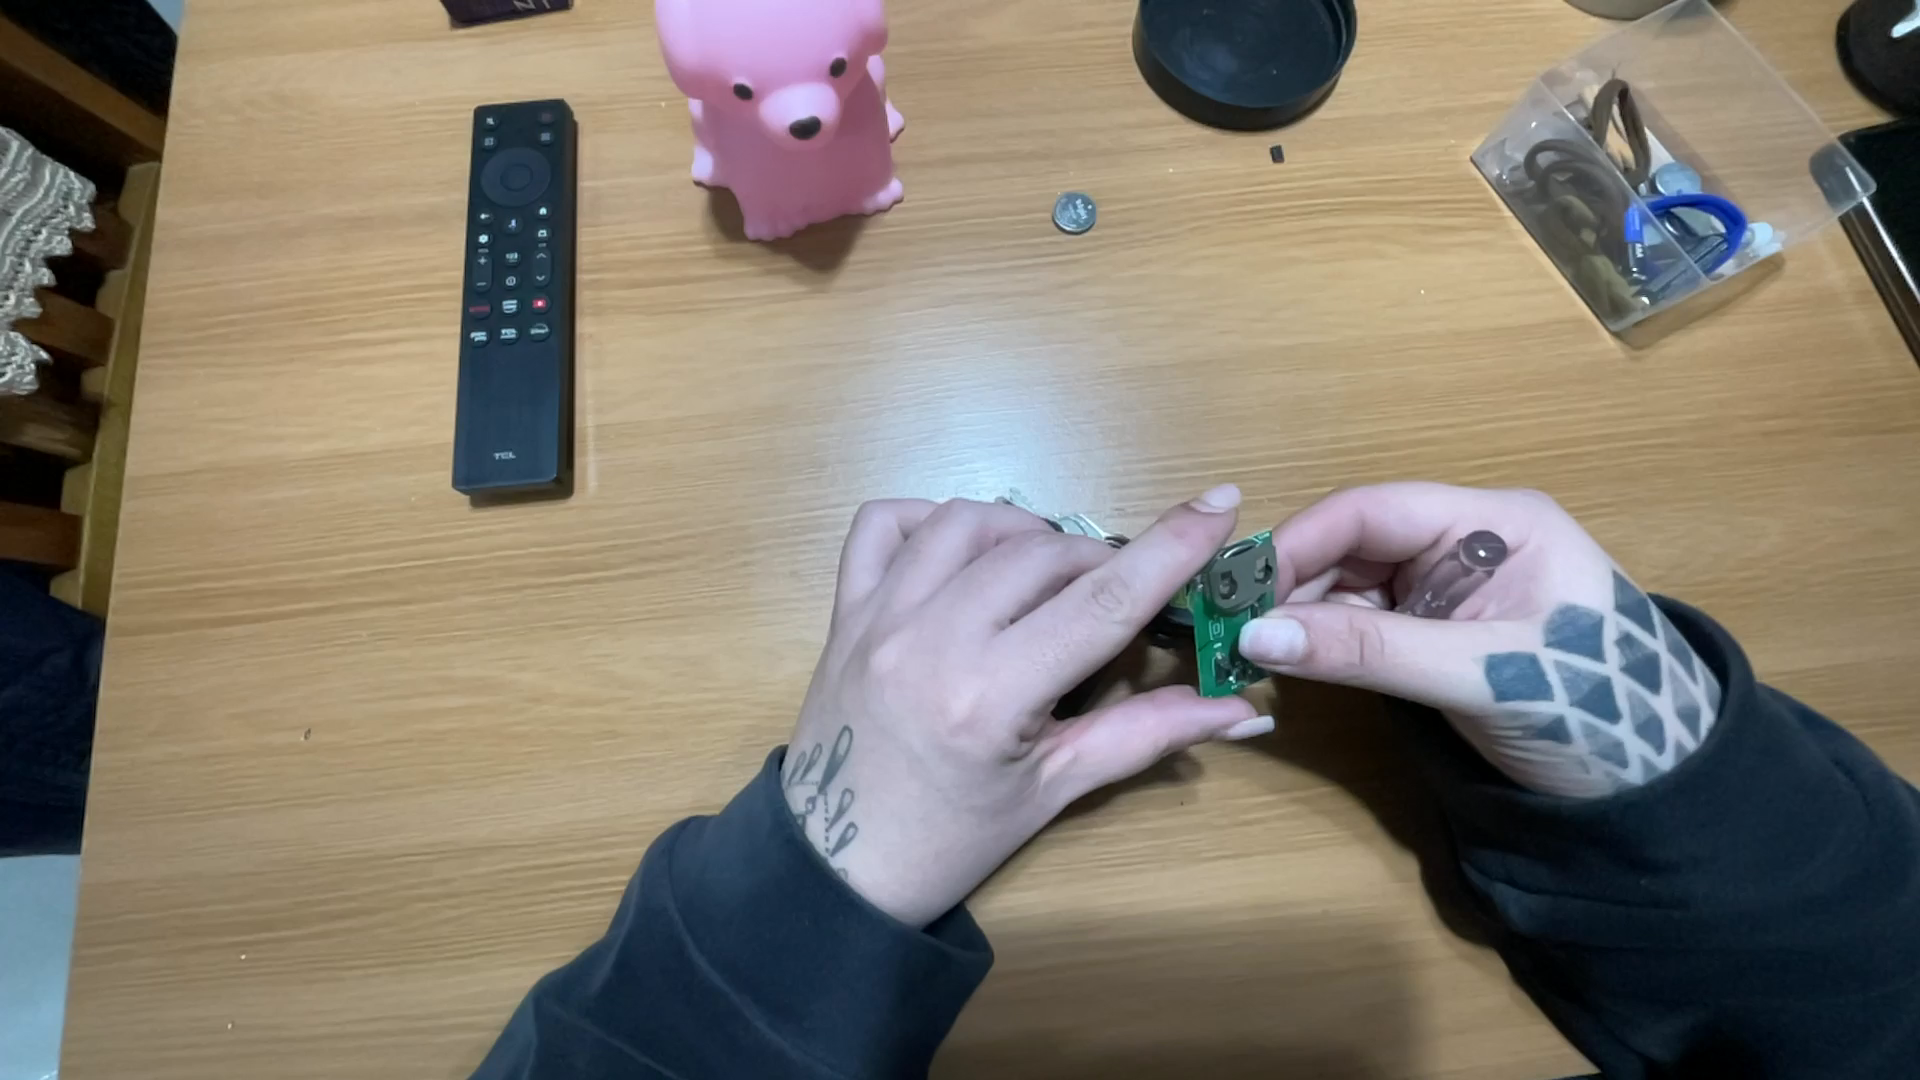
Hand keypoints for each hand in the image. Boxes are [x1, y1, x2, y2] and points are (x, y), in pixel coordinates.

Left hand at [784, 487, 1270, 927]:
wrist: (833, 863)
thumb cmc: (949, 840)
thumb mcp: (1050, 792)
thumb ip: (1143, 736)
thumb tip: (1244, 711)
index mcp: (988, 699)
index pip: (1098, 604)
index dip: (1169, 548)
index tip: (1219, 503)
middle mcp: (929, 640)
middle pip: (1038, 554)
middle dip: (1096, 558)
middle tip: (1115, 590)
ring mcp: (877, 616)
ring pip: (965, 520)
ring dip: (1023, 530)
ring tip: (1044, 568)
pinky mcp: (844, 608)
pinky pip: (881, 523)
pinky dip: (930, 517)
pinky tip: (962, 551)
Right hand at [1236, 483, 1722, 797]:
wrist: (1659, 793)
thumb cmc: (1596, 711)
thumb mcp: (1480, 677)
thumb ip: (1366, 652)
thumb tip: (1254, 637)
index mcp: (1489, 523)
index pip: (1370, 511)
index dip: (1298, 543)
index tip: (1240, 590)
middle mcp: (1454, 541)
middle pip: (1345, 545)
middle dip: (1289, 585)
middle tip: (1234, 629)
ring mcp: (1435, 584)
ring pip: (1338, 583)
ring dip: (1294, 615)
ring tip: (1250, 650)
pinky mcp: (1420, 625)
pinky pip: (1349, 619)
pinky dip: (1314, 640)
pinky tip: (1287, 659)